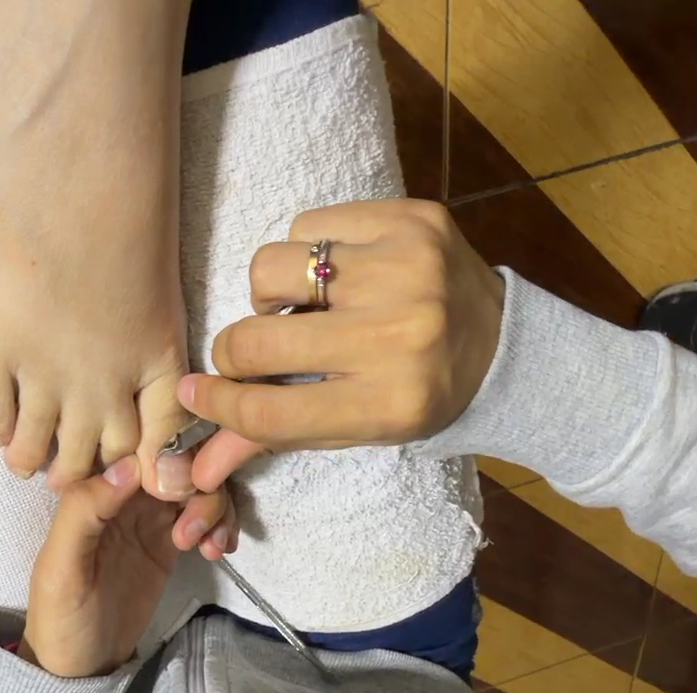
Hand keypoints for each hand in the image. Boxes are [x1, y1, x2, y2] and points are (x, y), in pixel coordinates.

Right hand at [0, 0, 195, 498]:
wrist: (43, 154)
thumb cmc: (109, 189)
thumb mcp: (152, 260)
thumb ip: (145, 317)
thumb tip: (129, 345)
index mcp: (155, 347)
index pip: (161, 431)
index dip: (148, 460)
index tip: (132, 467)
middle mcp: (106, 375)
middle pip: (101, 450)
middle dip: (86, 467)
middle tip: (69, 470)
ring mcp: (46, 371)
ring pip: (43, 449)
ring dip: (36, 463)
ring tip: (27, 463)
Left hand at [22, 457, 237, 678]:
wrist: (80, 667)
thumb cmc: (60, 617)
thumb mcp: (62, 569)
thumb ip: (85, 513)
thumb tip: (128, 465)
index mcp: (93, 491)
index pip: (139, 449)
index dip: (169, 457)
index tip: (181, 490)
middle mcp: (124, 496)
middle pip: (177, 464)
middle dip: (200, 487)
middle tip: (197, 532)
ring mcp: (150, 518)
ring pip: (197, 487)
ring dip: (214, 508)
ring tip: (209, 547)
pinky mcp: (170, 542)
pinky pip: (205, 516)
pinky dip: (221, 524)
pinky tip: (218, 551)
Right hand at [175, 200, 505, 491]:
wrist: (501, 345)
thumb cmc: (415, 397)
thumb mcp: (352, 430)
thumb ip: (275, 437)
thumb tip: (198, 469)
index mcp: (388, 405)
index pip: (269, 411)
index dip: (218, 405)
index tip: (195, 394)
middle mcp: (398, 337)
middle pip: (258, 341)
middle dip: (236, 351)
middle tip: (253, 352)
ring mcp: (407, 270)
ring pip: (272, 268)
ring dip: (270, 294)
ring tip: (302, 308)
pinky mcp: (412, 219)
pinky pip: (309, 225)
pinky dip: (307, 253)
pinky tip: (334, 274)